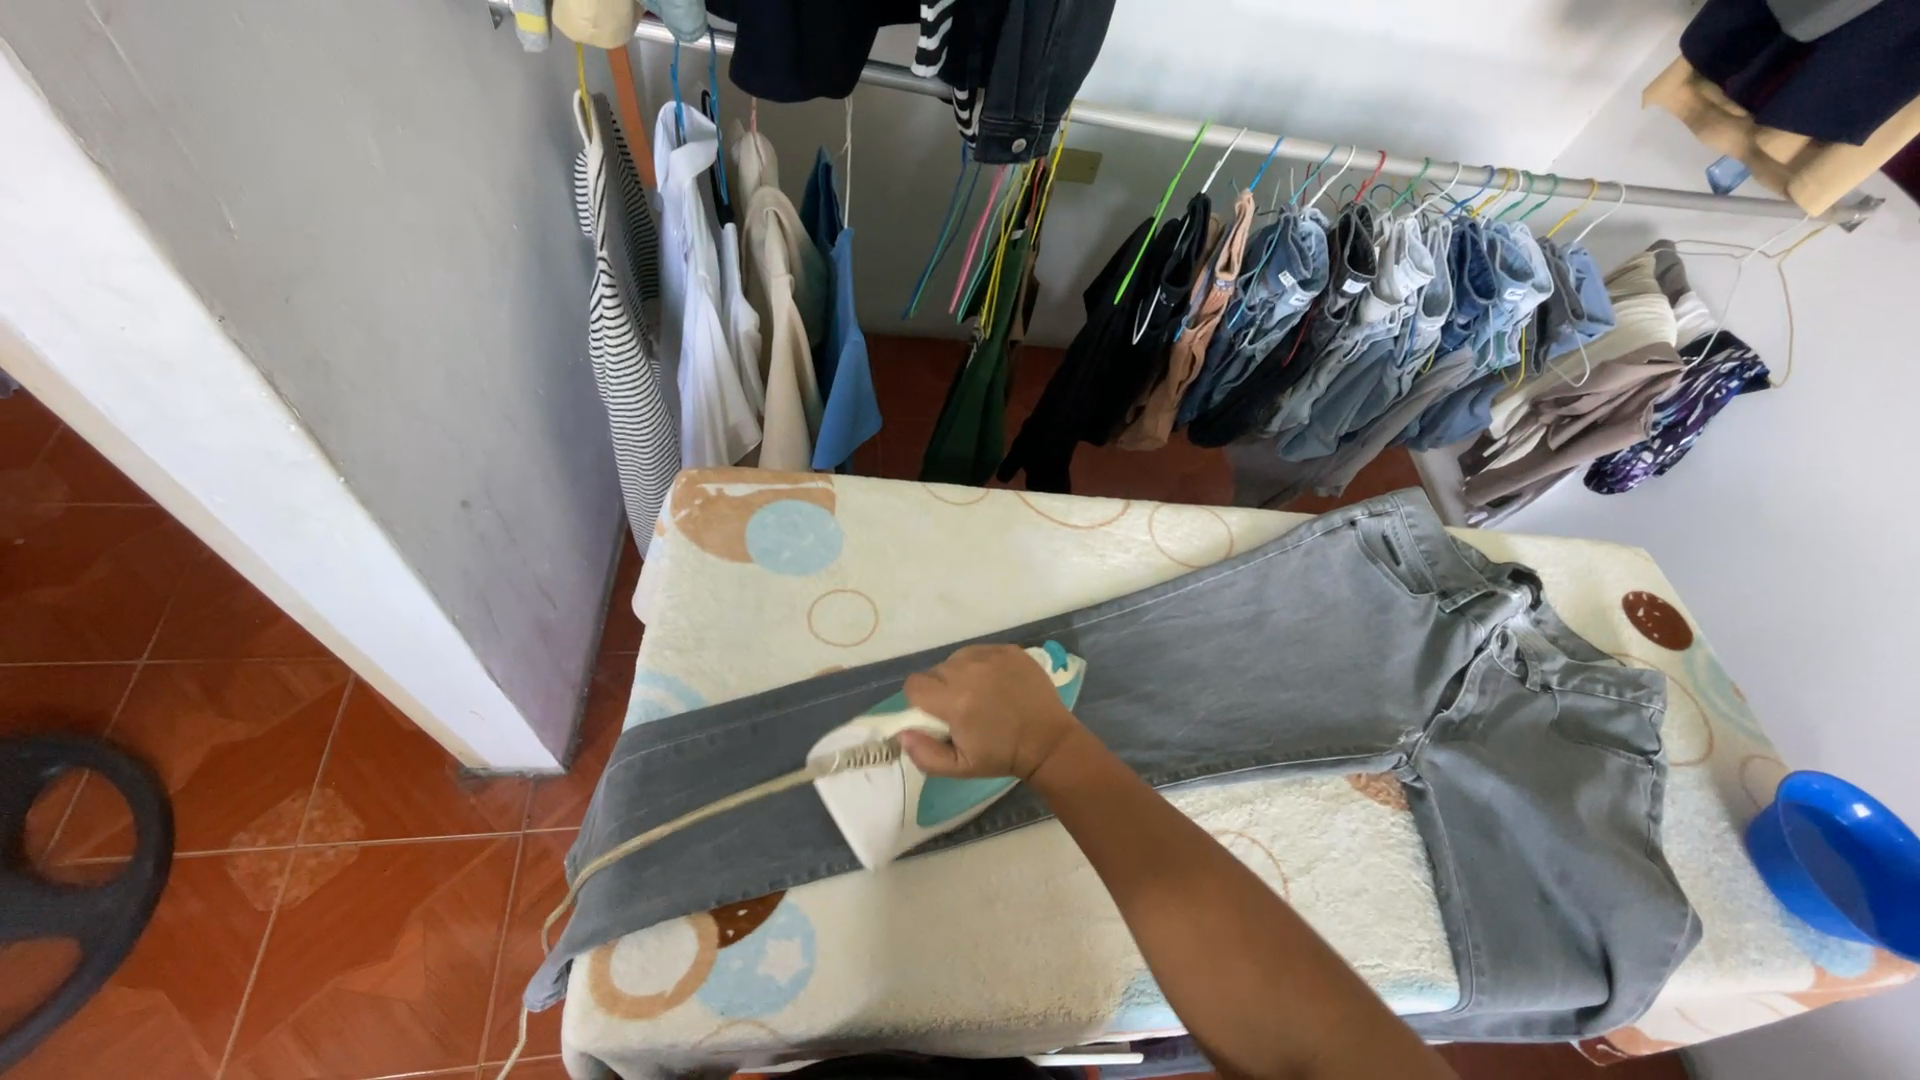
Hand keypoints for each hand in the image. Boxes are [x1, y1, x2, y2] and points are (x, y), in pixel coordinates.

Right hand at [898, 644, 1087, 780]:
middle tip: (961, 709)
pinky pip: (979, 651)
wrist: (1048, 741)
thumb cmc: (1002, 756)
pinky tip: (996, 683)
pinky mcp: (1008, 650)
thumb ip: (924, 754)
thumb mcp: (960, 767)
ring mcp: (991, 656)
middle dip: (941, 690)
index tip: (936, 715)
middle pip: (935, 672)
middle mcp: (969, 671)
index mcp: (955, 701)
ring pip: (956, 659)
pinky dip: (981, 665)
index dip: (920, 701)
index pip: (914, 686)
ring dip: (960, 675)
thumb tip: (902, 733)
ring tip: (980, 695)